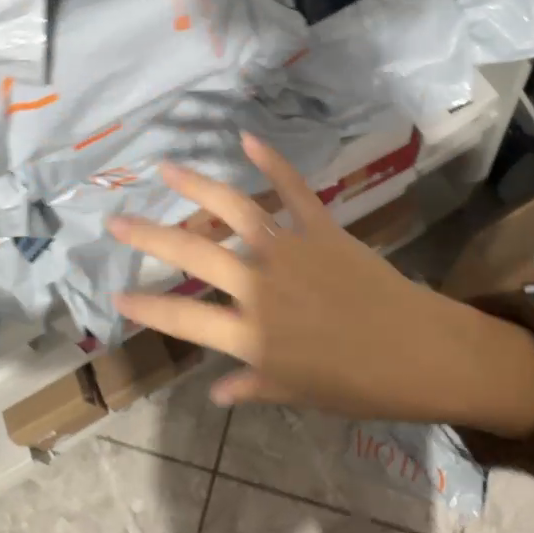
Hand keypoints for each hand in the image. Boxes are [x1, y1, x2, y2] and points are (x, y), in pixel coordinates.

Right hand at [109, 135, 533, 437]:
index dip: (147, 307)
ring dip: (197, 186)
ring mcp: (291, 251)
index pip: (184, 318)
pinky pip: (293, 190)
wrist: (418, 352)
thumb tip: (214, 392)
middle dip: (150, 237)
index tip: (115, 295)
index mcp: (251, 334)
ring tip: (166, 168)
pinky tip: (247, 139)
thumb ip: (252, 385)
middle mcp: (260, 286)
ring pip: (235, 210)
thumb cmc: (357, 384)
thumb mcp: (297, 393)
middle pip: (195, 254)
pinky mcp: (322, 229)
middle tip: (117, 221)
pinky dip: (272, 162)